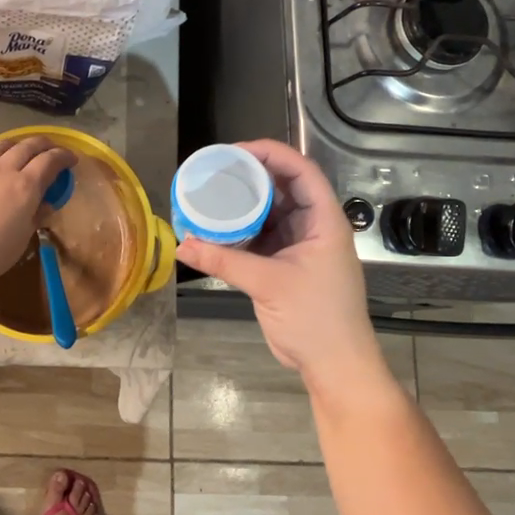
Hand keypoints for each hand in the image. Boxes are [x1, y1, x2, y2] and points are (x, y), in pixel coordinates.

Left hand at [0, 135, 76, 292]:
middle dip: (45, 145)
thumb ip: (35, 217)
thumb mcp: (22, 239)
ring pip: (3, 145)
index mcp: (25, 186)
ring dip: (19, 143)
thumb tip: (45, 204)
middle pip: (28, 146)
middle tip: (54, 150)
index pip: (50, 161)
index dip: (64, 156)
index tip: (72, 159)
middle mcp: (4, 170)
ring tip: (24, 149)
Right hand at [174, 141, 389, 395]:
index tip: (235, 151)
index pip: (301, 172)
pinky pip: (259, 238)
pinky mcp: (284, 266)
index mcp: (324, 221)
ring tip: (209, 194)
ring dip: (242, 205)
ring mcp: (298, 247)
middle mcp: (313, 227)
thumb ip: (224, 261)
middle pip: (282, 188)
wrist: (333, 363)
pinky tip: (212, 228)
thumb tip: (181, 245)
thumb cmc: (316, 318)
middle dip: (250, 176)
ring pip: (269, 213)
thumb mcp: (269, 284)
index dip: (271, 154)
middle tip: (215, 170)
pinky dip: (238, 232)